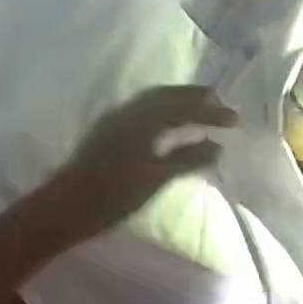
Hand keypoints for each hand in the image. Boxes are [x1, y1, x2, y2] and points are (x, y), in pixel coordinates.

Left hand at [31, 85, 238, 242]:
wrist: (65, 207)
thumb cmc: (113, 195)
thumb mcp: (156, 178)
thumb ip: (187, 158)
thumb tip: (217, 144)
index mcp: (141, 119)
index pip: (182, 107)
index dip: (210, 111)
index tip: (237, 119)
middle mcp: (126, 112)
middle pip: (164, 96)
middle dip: (193, 97)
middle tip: (219, 103)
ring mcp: (113, 121)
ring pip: (150, 102)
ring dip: (176, 102)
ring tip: (198, 110)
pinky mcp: (106, 133)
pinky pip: (140, 111)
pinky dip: (161, 112)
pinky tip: (167, 126)